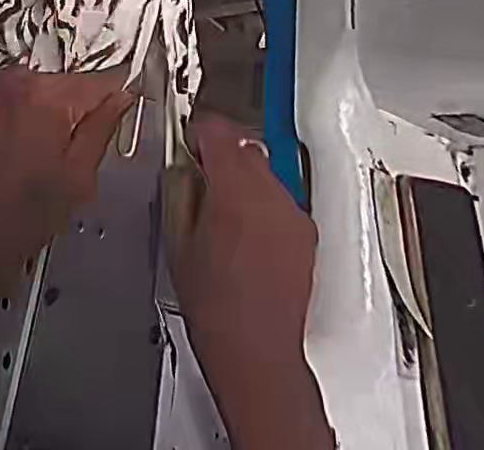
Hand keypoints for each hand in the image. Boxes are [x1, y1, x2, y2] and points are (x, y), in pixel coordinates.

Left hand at [0, 65, 134, 325]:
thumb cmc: (15, 215)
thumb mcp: (78, 176)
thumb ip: (104, 126)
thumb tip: (124, 96)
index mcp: (46, 97)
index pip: (102, 80)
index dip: (117, 98)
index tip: (122, 111)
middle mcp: (19, 80)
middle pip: (75, 80)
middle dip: (85, 109)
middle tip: (76, 150)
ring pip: (52, 84)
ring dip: (59, 108)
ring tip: (48, 151)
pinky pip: (27, 90)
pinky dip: (35, 109)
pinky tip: (30, 144)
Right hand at [174, 112, 331, 449]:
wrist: (256, 351)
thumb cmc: (216, 307)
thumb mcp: (178, 240)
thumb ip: (181, 191)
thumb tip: (182, 167)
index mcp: (233, 191)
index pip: (218, 132)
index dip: (199, 131)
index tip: (189, 139)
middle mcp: (268, 194)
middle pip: (244, 147)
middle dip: (221, 154)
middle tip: (200, 174)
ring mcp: (291, 212)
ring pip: (263, 172)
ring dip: (243, 179)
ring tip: (222, 212)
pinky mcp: (304, 231)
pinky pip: (279, 200)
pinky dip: (262, 203)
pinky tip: (246, 233)